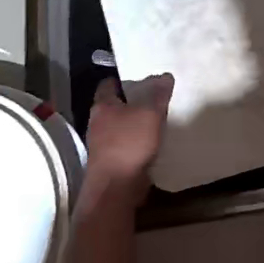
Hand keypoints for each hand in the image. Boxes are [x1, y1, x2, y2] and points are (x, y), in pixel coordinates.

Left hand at [79, 74, 173, 213]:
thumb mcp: (150, 113)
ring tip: (158, 118)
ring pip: (121, 126)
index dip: (123, 78)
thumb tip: (165, 75)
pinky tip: (154, 142)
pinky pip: (126, 144)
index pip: (108, 84)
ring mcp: (102, 143)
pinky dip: (138, 141)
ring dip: (136, 123)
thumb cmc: (129, 143)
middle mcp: (98, 123)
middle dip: (132, 101)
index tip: (140, 76)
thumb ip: (158, 94)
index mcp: (102, 106)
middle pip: (115, 105)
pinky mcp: (112, 160)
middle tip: (155, 96)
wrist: (116, 187)